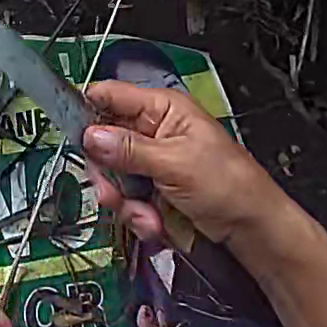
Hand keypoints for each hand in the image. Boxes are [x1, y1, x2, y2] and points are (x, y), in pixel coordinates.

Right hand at [82, 80, 286, 243]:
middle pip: (103, 142)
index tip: (74, 136)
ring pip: (112, 176)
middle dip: (107, 173)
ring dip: (125, 202)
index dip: (88, 111)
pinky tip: (156, 225)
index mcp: (162, 108)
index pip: (110, 96)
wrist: (252, 230)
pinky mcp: (152, 191)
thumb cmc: (229, 184)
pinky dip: (137, 216)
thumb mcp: (175, 162)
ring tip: (148, 217)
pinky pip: (127, 200)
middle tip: (114, 193)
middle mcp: (152, 131)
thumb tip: (91, 134)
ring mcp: (151, 162)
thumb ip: (129, 149)